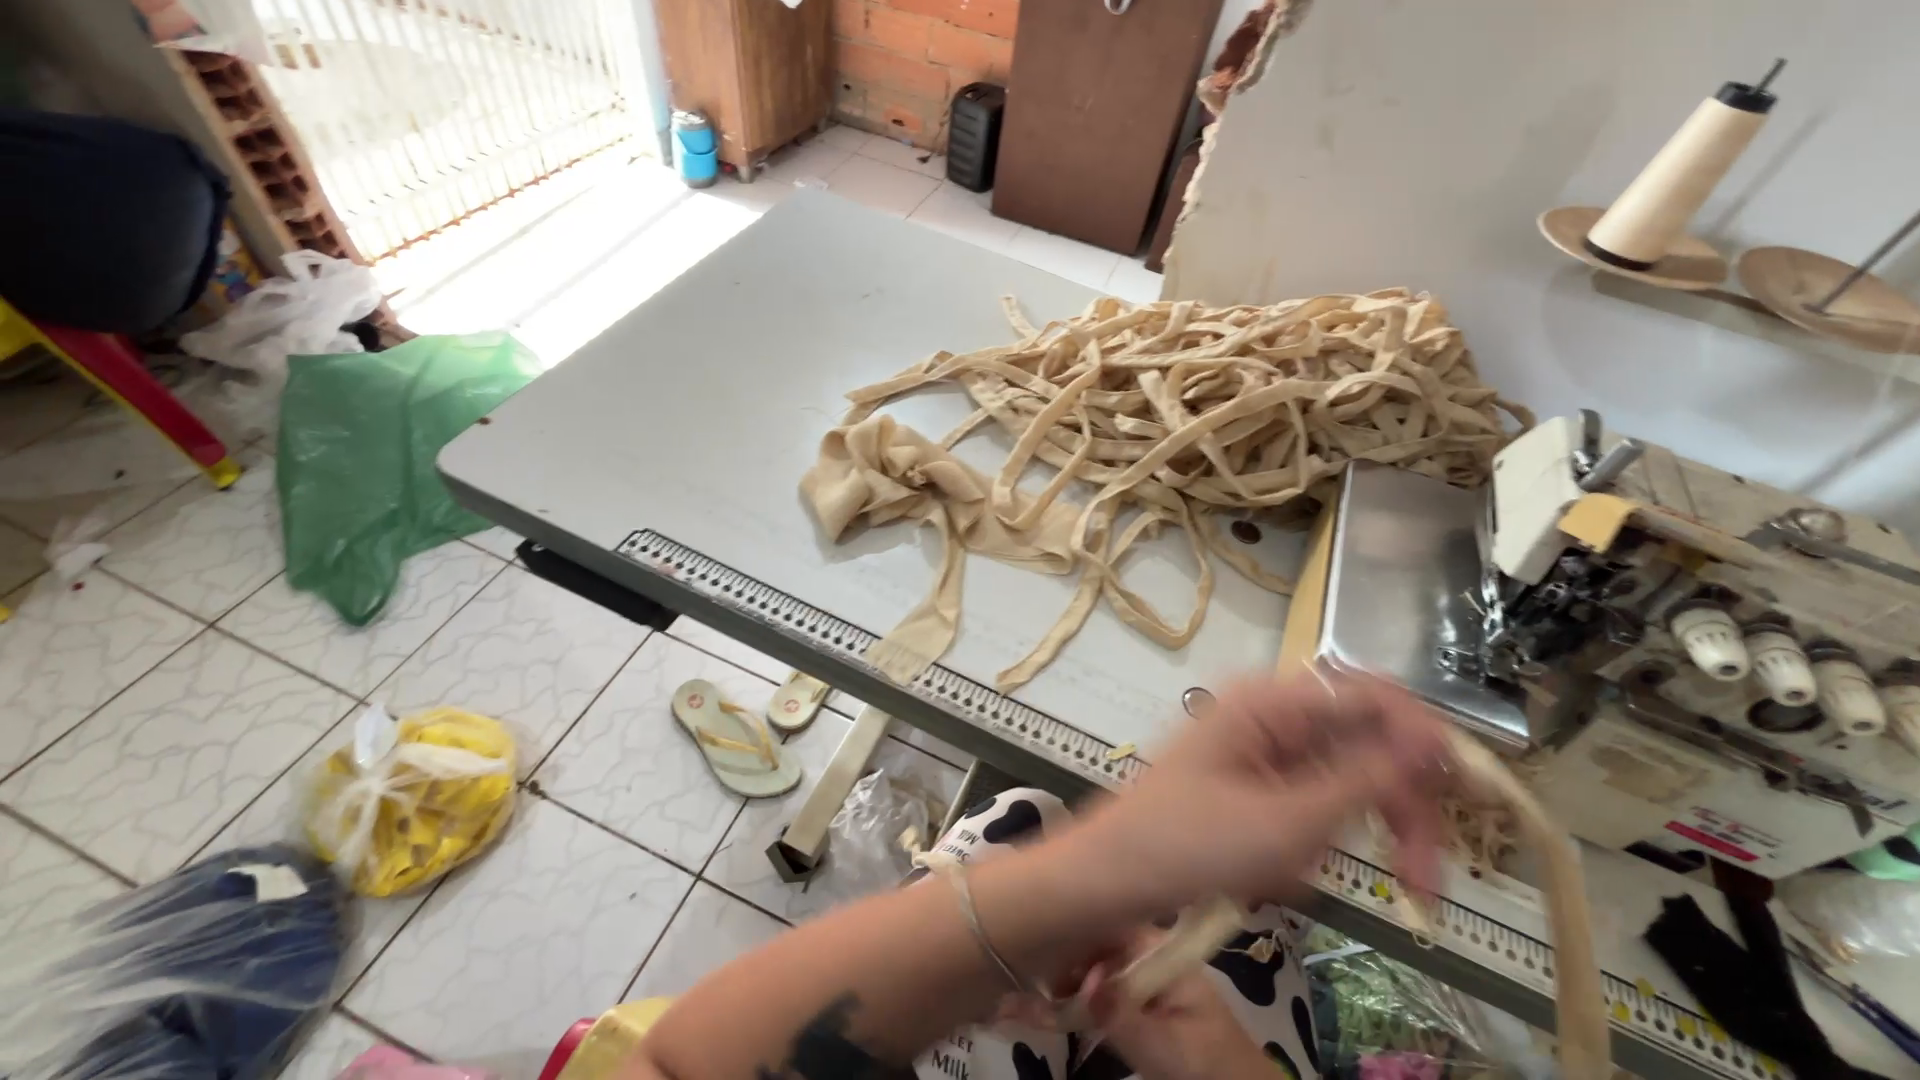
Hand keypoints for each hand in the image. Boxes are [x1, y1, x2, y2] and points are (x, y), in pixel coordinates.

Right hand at [984, 932, 1270, 1079]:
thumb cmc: (1208, 1064)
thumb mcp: (1166, 1046)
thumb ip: (1122, 1016)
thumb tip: (1081, 984)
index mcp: (1160, 950)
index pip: (1109, 921)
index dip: (1074, 930)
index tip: (1041, 949)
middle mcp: (1148, 952)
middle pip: (1095, 938)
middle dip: (1062, 954)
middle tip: (1033, 982)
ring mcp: (1141, 973)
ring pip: (1091, 961)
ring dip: (1064, 975)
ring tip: (1035, 998)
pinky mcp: (1136, 997)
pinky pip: (1098, 986)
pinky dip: (1074, 994)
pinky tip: (1049, 1005)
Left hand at [1058, 671, 1449, 920]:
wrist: (1105, 879)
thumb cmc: (1185, 845)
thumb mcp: (1286, 819)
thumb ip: (1366, 779)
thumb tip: (1436, 738)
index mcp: (1271, 701)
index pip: (1374, 696)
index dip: (1427, 743)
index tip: (1463, 805)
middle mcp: (1268, 714)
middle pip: (1367, 746)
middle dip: (1394, 814)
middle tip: (1423, 882)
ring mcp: (1258, 751)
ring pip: (1341, 788)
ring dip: (1336, 841)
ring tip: (1288, 876)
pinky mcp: (1251, 786)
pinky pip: (1306, 811)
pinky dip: (1304, 849)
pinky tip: (1266, 876)